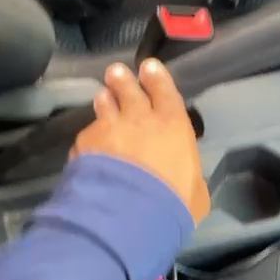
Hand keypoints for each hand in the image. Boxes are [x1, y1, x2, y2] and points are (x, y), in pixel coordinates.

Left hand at [73, 59, 209, 223]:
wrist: (127, 212)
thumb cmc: (172, 201)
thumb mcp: (195, 194)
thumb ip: (190, 180)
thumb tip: (189, 183)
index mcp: (173, 126)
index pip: (165, 92)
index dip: (157, 78)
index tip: (149, 67)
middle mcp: (139, 119)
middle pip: (129, 90)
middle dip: (123, 80)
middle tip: (117, 72)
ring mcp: (108, 128)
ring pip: (104, 105)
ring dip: (104, 100)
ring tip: (102, 96)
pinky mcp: (84, 144)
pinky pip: (88, 134)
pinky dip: (90, 136)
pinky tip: (88, 143)